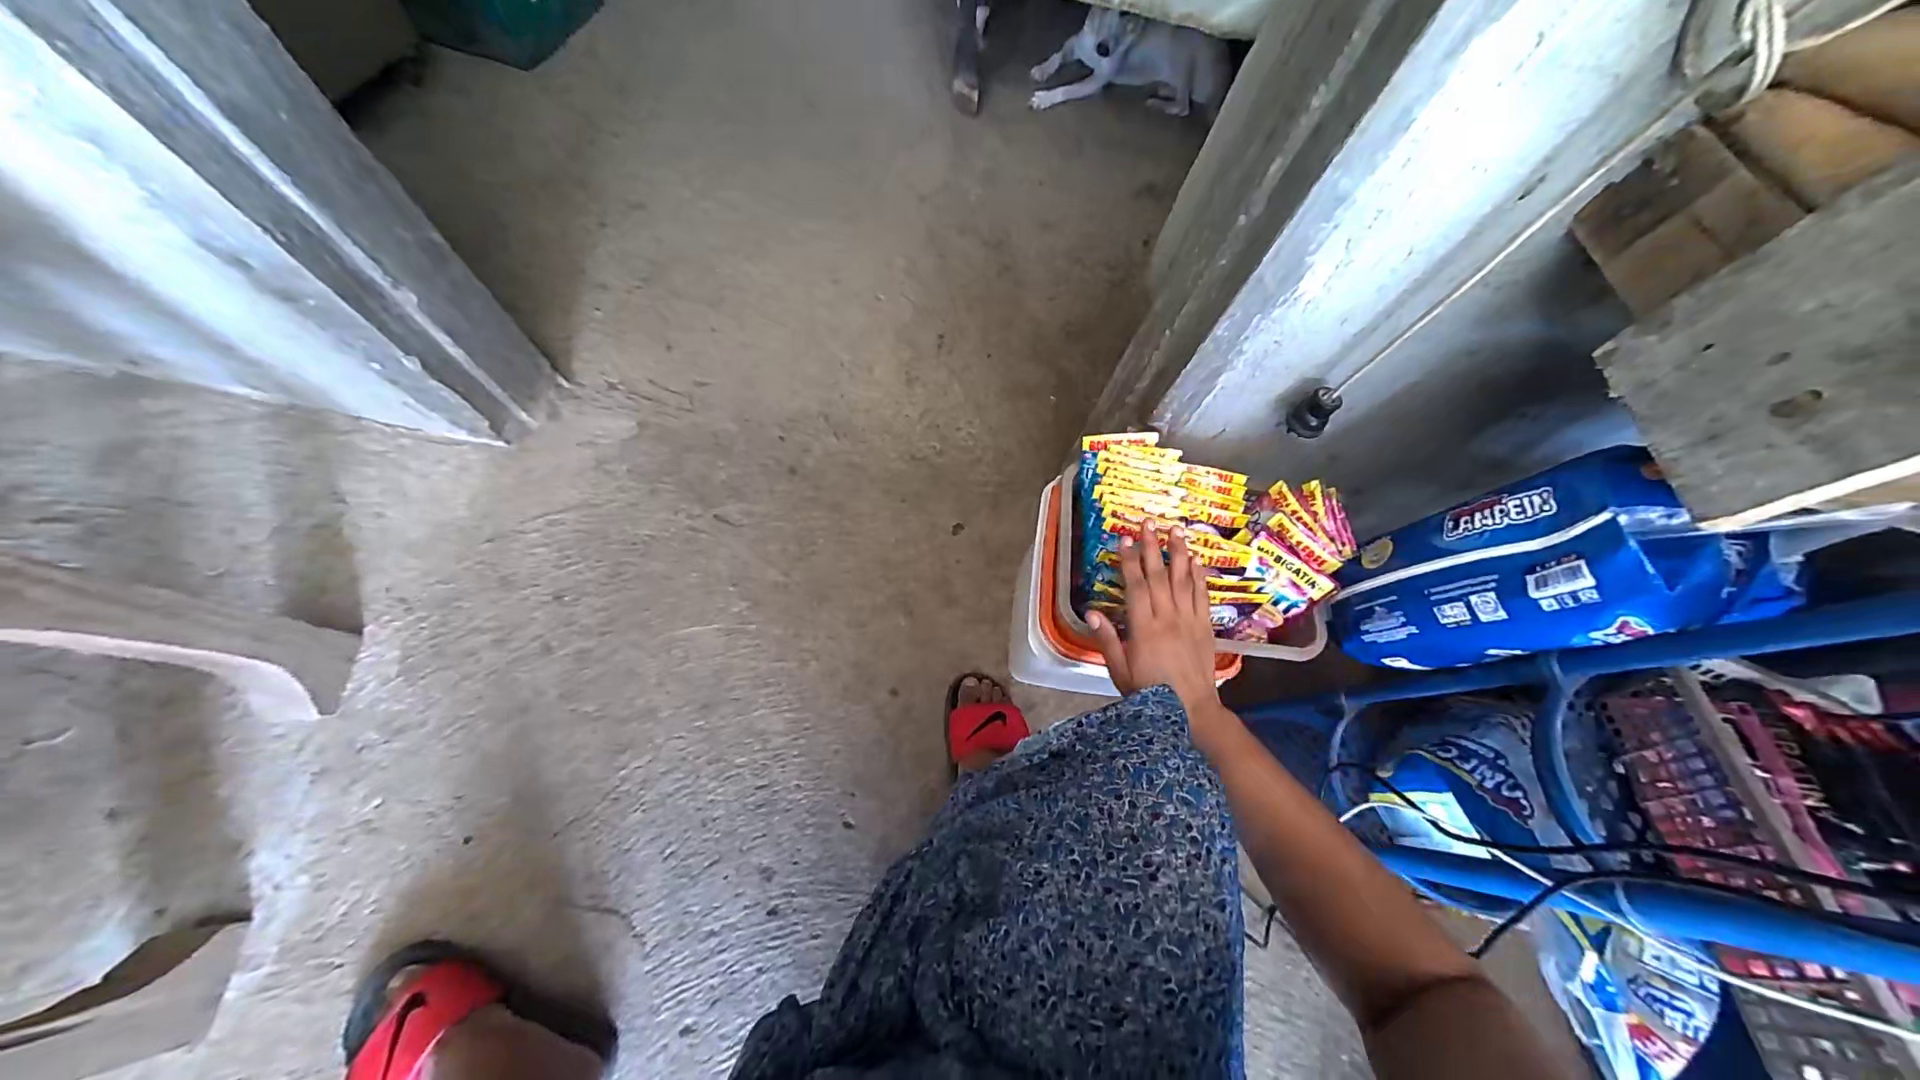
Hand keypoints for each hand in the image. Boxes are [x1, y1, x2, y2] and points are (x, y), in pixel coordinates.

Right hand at [1086, 526, 1227, 726]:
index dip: (1129, 561)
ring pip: (1183, 580)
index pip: (1136, 586)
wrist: (1192, 710)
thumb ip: (1106, 641)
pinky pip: (1202, 595)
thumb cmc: (1150, 694)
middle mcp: (1168, 618)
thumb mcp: (1119, 671)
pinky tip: (1196, 560)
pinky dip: (1199, 576)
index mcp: (1144, 628)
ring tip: (1175, 530)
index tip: (1124, 540)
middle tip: (1148, 522)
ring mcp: (1189, 621)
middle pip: (1159, 575)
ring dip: (1179, 553)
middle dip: (1152, 546)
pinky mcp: (1205, 627)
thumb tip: (1091, 613)